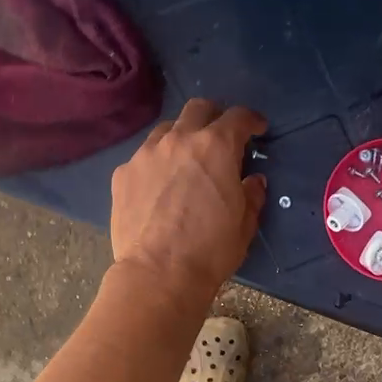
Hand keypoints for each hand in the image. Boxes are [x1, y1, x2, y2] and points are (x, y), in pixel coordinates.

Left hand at [110, 99, 268, 292]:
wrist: (160, 272)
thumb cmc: (212, 249)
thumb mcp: (245, 224)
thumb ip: (251, 194)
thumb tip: (252, 180)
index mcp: (216, 148)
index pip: (238, 118)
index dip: (251, 120)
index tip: (258, 128)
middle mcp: (179, 140)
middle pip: (198, 109)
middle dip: (215, 116)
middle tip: (222, 135)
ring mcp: (146, 154)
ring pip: (167, 129)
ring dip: (183, 137)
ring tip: (188, 159)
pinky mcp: (123, 173)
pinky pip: (145, 157)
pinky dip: (159, 163)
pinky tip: (161, 185)